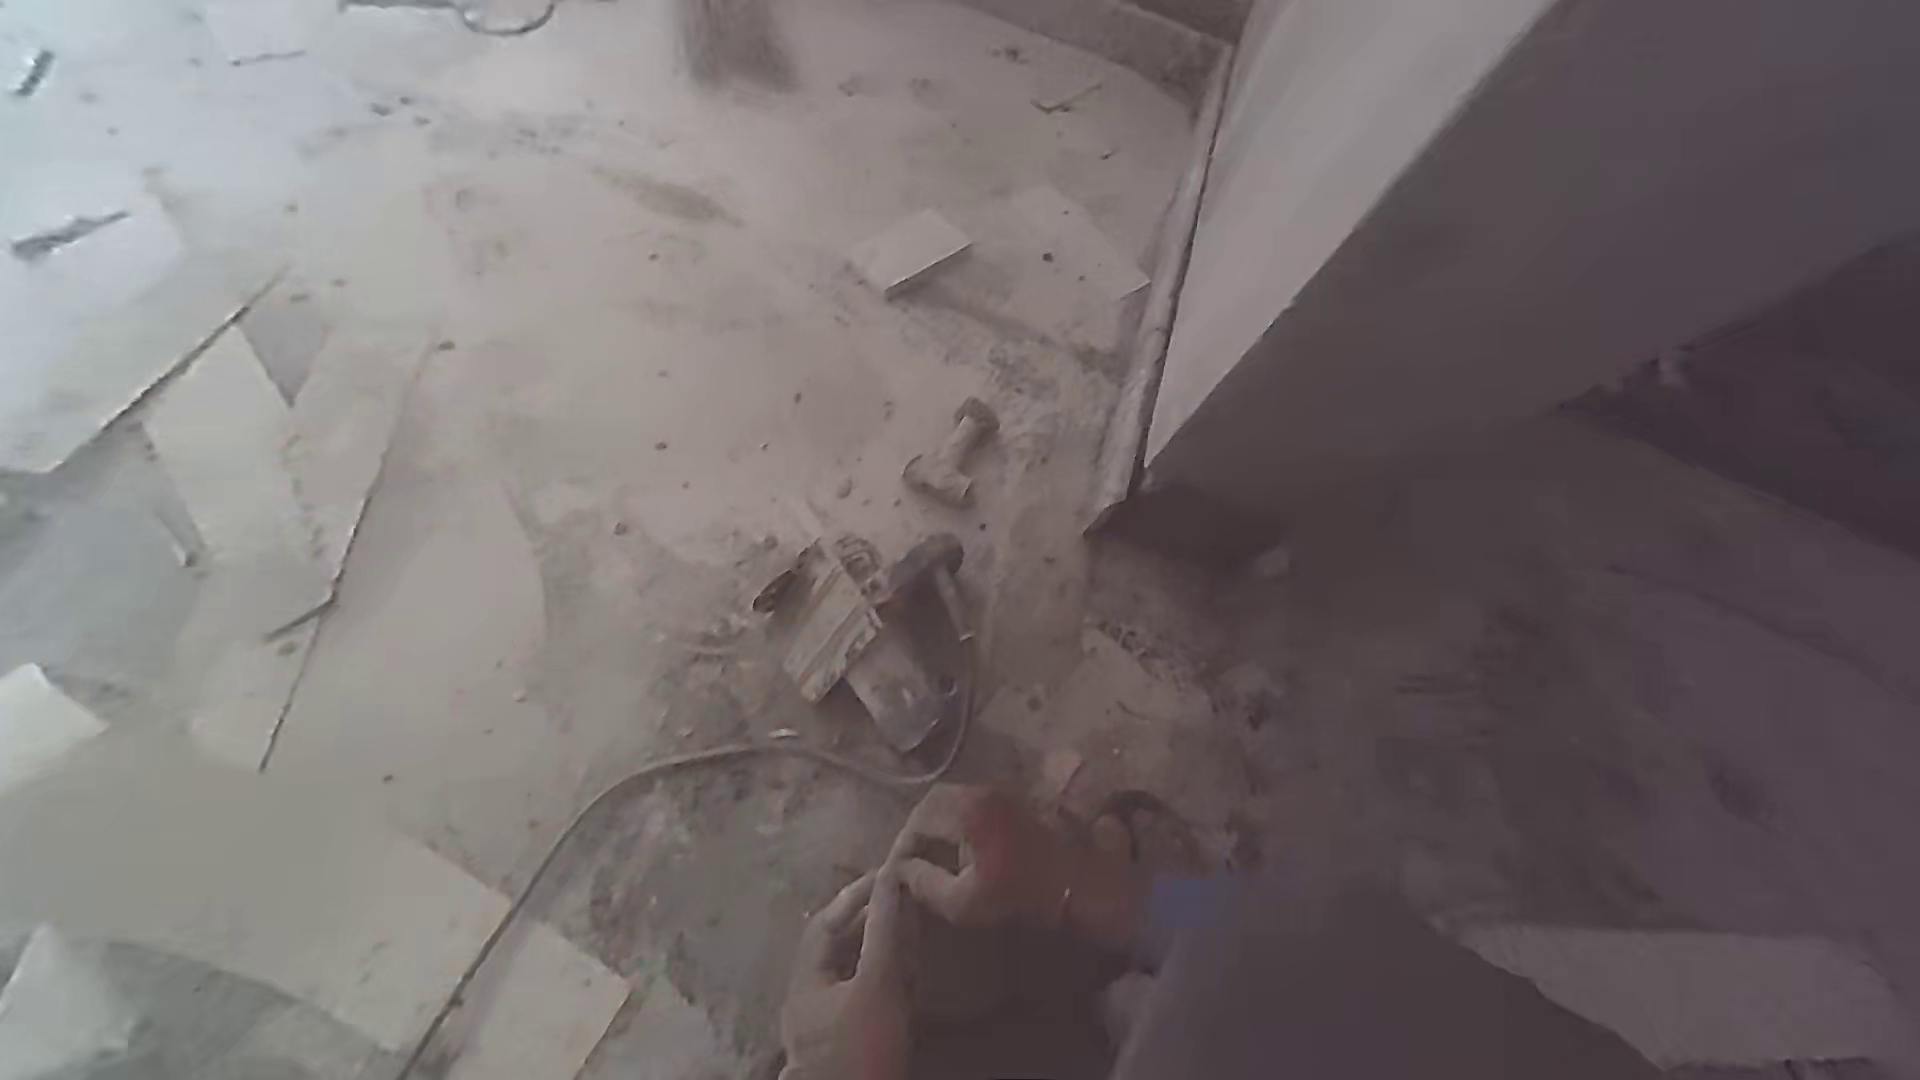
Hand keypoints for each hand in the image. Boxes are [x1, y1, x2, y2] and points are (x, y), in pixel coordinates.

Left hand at [779, 871, 911, 1079]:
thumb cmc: (863, 1050)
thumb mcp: (878, 983)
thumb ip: (884, 928)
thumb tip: (889, 875)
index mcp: (805, 980)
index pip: (827, 921)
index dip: (857, 894)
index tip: (890, 874)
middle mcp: (810, 997)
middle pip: (840, 943)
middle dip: (873, 918)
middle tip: (905, 898)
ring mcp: (828, 1022)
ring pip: (855, 965)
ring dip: (882, 944)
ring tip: (911, 926)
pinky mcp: (850, 1039)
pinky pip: (867, 991)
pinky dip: (887, 973)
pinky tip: (910, 969)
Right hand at [891, 784, 1076, 929]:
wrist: (1079, 883)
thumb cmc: (1022, 895)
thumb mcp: (966, 902)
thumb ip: (927, 884)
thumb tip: (901, 870)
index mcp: (967, 811)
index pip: (919, 818)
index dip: (904, 844)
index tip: (897, 869)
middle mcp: (981, 791)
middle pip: (935, 801)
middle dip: (918, 828)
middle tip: (911, 858)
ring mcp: (999, 792)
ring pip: (954, 799)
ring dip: (937, 823)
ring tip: (931, 853)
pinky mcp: (1012, 800)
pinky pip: (972, 803)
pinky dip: (957, 819)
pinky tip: (958, 845)